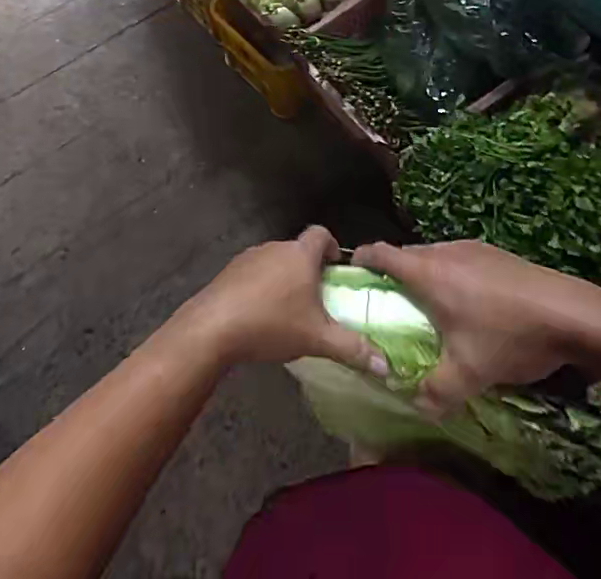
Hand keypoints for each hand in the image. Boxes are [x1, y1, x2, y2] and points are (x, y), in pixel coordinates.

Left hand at [173, 226, 385, 376]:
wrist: (213, 327)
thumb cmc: (272, 323)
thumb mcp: (317, 339)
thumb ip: (353, 349)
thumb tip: (387, 366)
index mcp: (299, 254)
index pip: (321, 234)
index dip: (332, 246)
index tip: (336, 267)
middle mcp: (274, 247)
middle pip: (298, 250)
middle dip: (309, 269)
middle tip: (318, 298)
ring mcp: (248, 257)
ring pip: (275, 261)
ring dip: (284, 278)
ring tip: (289, 310)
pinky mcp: (228, 272)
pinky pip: (253, 273)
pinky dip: (261, 287)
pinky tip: (260, 315)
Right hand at [352, 240, 600, 416]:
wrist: (574, 314)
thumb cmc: (509, 335)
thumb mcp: (470, 372)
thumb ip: (436, 391)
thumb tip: (417, 407)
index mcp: (427, 272)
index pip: (380, 252)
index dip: (360, 260)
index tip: (351, 276)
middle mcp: (444, 251)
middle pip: (405, 255)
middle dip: (392, 275)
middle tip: (391, 305)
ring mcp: (473, 248)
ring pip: (434, 256)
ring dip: (424, 275)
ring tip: (431, 307)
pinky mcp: (496, 253)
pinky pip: (459, 259)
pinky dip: (451, 275)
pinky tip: (471, 304)